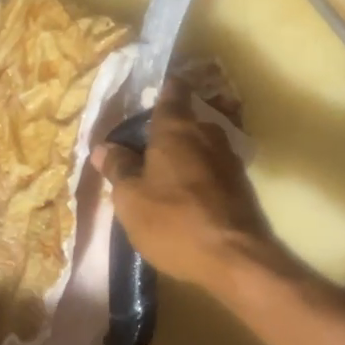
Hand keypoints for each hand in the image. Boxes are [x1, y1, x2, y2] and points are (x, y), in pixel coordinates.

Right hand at [92, 84, 276, 288]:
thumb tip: (103, 147)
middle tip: (145, 148)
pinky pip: (213, 166)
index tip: (148, 97)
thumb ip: (118, 168)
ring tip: (165, 175)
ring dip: (185, 154)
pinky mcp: (240, 181)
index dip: (162, 90)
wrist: (234, 255)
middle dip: (168, 130)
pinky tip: (188, 195)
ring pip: (201, 144)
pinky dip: (200, 173)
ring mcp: (228, 155)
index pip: (172, 91)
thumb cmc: (173, 220)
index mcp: (176, 128)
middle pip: (186, 119)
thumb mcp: (131, 199)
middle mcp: (206, 132)